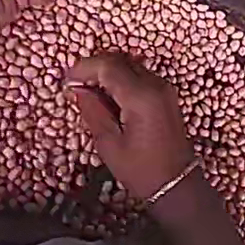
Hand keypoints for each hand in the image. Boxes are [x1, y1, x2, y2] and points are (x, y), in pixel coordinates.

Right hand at [64, 54, 195, 199]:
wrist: (177, 184)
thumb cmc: (141, 170)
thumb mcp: (109, 143)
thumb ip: (93, 111)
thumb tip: (78, 89)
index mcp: (141, 97)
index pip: (108, 66)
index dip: (84, 68)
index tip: (67, 80)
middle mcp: (156, 86)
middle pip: (120, 61)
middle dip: (95, 68)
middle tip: (76, 85)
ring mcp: (165, 89)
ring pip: (131, 66)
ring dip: (108, 73)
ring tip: (89, 92)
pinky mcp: (167, 96)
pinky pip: (140, 77)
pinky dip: (122, 80)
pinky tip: (109, 98)